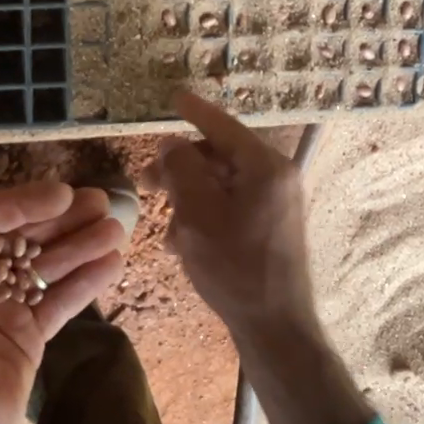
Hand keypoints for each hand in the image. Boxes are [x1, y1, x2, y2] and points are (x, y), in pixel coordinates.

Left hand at [0, 178, 125, 423]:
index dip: (25, 203)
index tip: (63, 195)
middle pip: (23, 238)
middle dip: (61, 219)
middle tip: (101, 202)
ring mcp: (4, 307)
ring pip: (47, 266)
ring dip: (80, 245)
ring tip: (117, 227)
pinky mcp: (30, 336)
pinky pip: (60, 301)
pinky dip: (85, 281)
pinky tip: (113, 262)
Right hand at [147, 91, 373, 423]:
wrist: (276, 327)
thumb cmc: (234, 266)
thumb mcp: (197, 213)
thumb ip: (182, 169)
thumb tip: (171, 142)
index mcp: (265, 167)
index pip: (222, 125)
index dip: (193, 111)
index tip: (173, 97)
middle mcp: (277, 177)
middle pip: (219, 156)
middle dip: (180, 168)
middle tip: (145, 180)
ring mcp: (278, 203)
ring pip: (222, 184)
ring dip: (189, 197)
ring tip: (164, 225)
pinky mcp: (273, 226)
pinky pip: (232, 206)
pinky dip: (205, 214)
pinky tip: (182, 242)